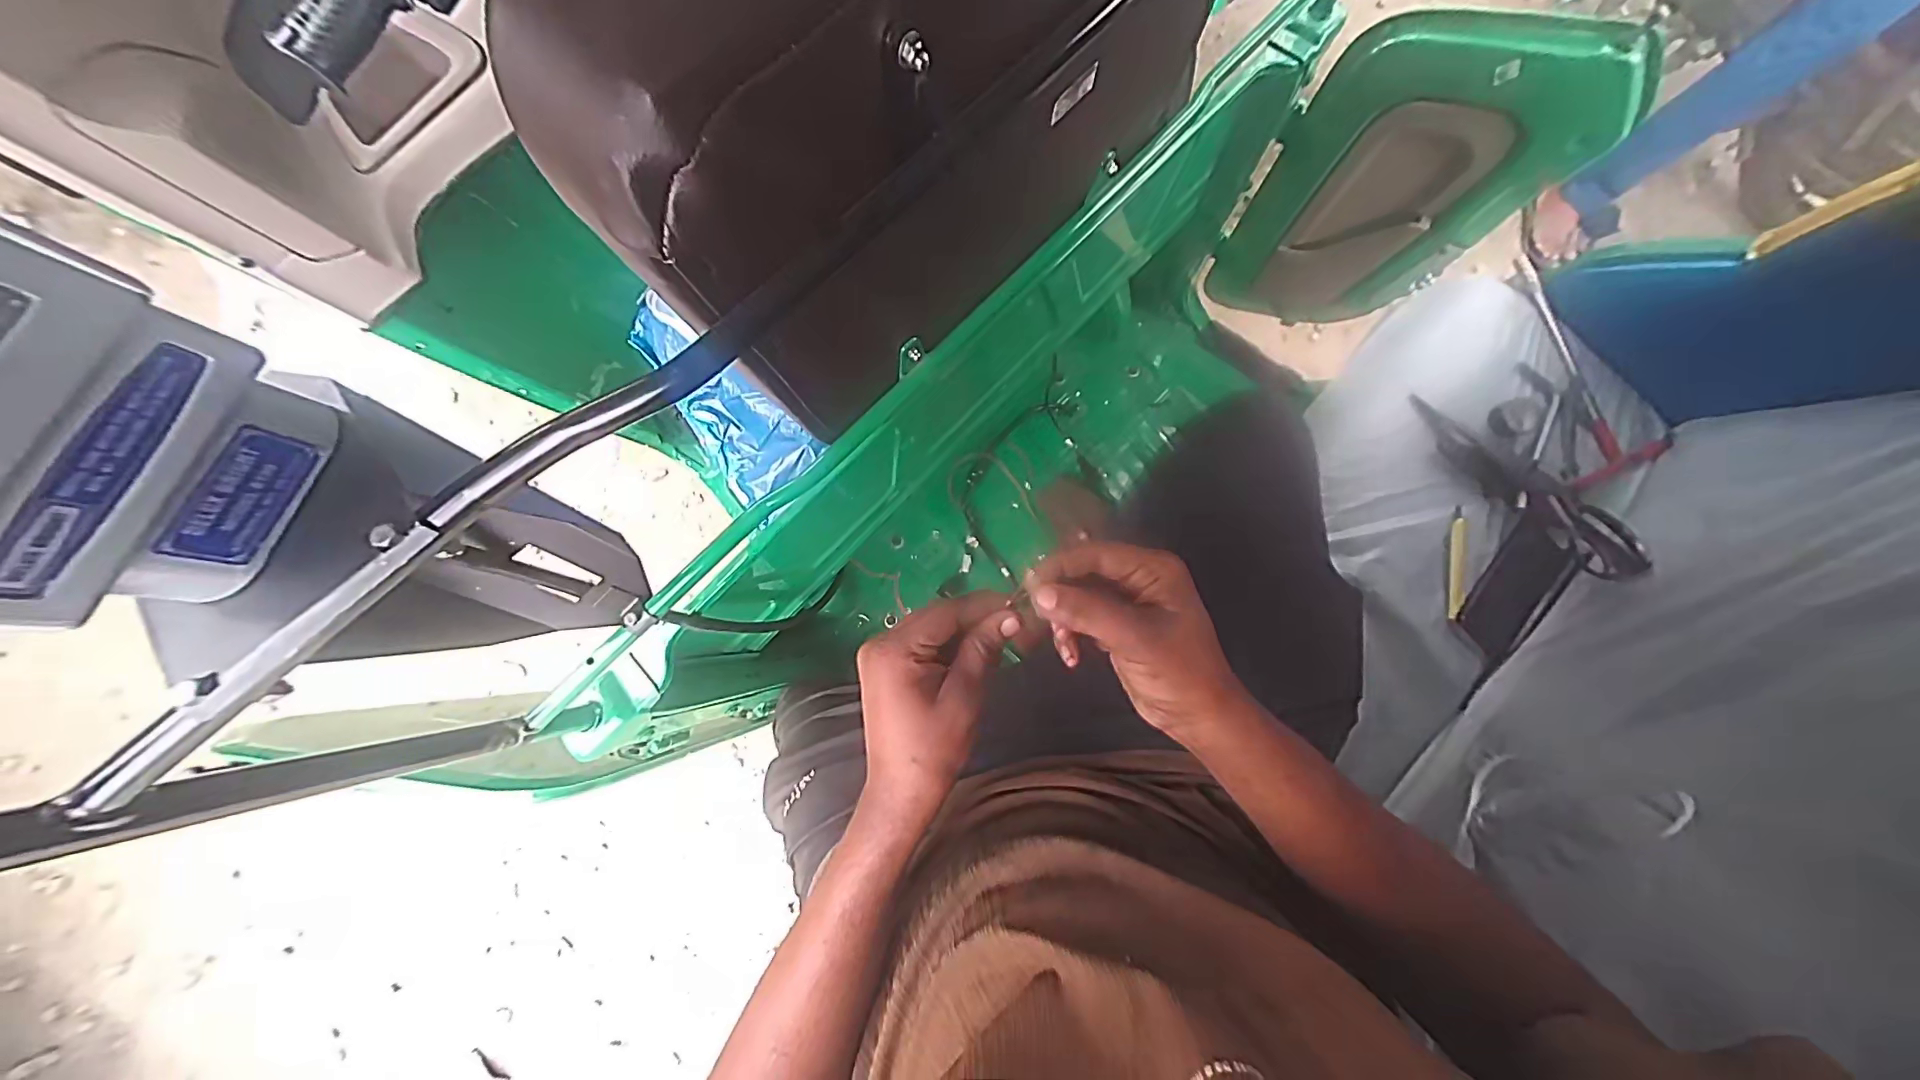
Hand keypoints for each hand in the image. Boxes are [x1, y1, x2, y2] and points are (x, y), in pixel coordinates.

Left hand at [856, 593, 1021, 814]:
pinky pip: (922, 643)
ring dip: (963, 629)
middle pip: (936, 616)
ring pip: (930, 627)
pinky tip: (974, 649)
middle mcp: (880, 642)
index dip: (984, 606)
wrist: (902, 791)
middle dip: (975, 616)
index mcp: (894, 649)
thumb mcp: (964, 697)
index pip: (945, 612)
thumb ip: (982, 650)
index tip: (1018, 605)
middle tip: (1014, 620)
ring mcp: (879, 654)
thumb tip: (1010, 615)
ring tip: (1001, 633)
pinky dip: (948, 644)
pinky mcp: (885, 666)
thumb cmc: (934, 750)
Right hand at [1026, 542, 1249, 742]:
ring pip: (1078, 596)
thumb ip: (1088, 612)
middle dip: (1059, 594)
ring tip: (1062, 644)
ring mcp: (1126, 602)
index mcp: (1153, 569)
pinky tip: (1071, 656)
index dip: (1061, 565)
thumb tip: (1041, 593)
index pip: (1096, 554)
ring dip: (1063, 618)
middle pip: (1084, 572)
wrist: (1198, 716)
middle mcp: (1138, 578)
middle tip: (1035, 615)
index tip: (1030, 584)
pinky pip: (1081, 617)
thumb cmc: (1179, 672)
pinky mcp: (1115, 625)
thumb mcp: (1135, 639)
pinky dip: (1071, 634)